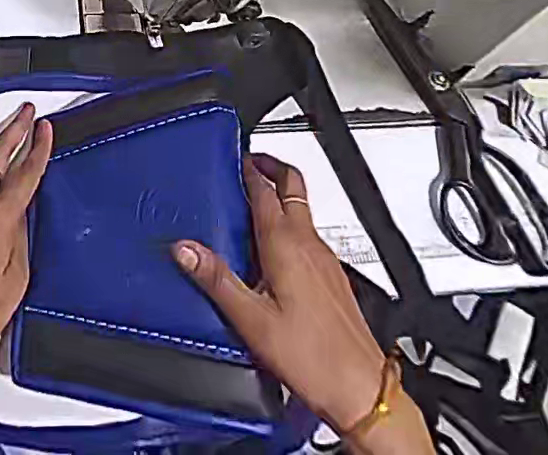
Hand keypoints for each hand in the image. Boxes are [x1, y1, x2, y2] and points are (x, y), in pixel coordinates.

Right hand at [174, 154, 432, 454]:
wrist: (360, 389)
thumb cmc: (313, 358)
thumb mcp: (252, 320)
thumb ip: (216, 280)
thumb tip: (186, 250)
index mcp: (285, 244)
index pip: (265, 190)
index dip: (250, 169)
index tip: (237, 159)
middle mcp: (308, 243)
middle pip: (293, 185)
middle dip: (272, 167)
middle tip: (254, 161)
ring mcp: (324, 257)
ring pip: (302, 207)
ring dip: (281, 194)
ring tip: (257, 199)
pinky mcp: (332, 274)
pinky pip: (309, 233)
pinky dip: (290, 222)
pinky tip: (277, 247)